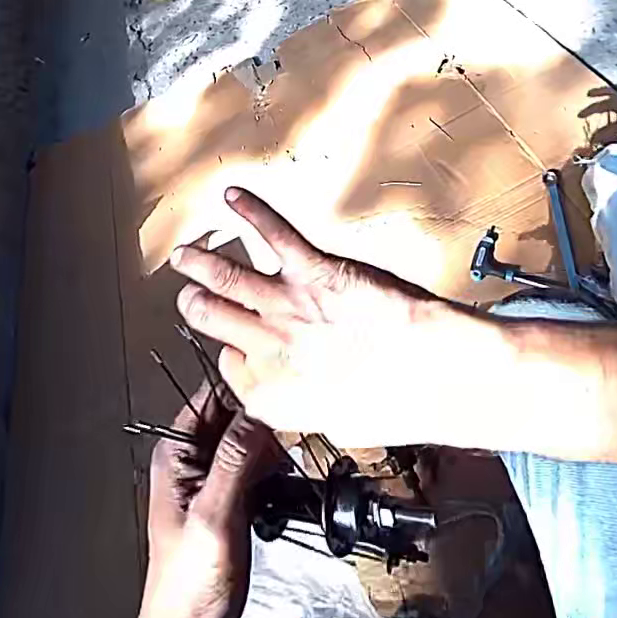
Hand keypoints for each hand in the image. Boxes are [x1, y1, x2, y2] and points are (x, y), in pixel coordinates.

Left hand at [138, 387, 279, 617]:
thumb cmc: (185, 583)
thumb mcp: (212, 515)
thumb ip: (235, 460)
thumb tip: (255, 410)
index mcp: (178, 452)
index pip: (212, 395)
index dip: (243, 384)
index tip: (275, 379)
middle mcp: (194, 455)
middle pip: (234, 411)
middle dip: (263, 412)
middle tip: (288, 418)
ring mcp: (214, 472)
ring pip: (250, 433)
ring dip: (271, 437)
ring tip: (285, 449)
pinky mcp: (233, 489)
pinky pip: (257, 458)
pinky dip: (274, 459)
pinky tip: (282, 470)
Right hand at [169, 188, 496, 448]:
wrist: (431, 371)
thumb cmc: (394, 400)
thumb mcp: (339, 421)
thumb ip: (305, 406)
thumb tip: (296, 394)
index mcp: (272, 386)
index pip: (227, 365)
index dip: (227, 352)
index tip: (228, 342)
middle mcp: (271, 343)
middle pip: (212, 317)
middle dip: (193, 303)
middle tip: (188, 292)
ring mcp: (289, 304)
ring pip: (227, 277)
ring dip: (201, 262)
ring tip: (185, 253)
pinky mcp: (315, 271)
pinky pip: (274, 236)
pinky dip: (251, 212)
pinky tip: (233, 195)